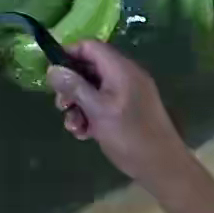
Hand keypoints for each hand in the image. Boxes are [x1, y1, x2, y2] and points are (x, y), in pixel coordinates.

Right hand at [48, 41, 188, 186]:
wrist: (162, 166)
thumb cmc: (129, 135)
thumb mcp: (97, 110)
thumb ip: (74, 87)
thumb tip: (53, 68)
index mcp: (121, 68)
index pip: (90, 46)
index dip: (68, 54)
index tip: (51, 73)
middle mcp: (125, 75)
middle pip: (90, 68)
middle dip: (71, 86)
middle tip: (61, 106)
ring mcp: (128, 92)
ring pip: (94, 89)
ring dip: (79, 105)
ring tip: (73, 127)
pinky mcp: (129, 109)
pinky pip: (103, 103)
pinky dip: (91, 114)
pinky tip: (84, 134)